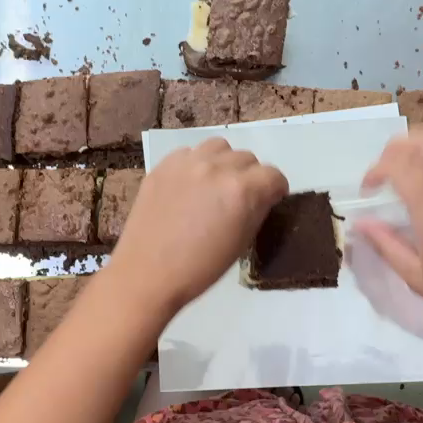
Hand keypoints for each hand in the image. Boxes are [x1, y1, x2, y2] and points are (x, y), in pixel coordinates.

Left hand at [106, 138, 288, 314]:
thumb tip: (261, 197)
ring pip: (219, 147)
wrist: (147, 274)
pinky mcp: (163, 166)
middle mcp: (217, 168)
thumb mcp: (241, 242)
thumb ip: (256, 211)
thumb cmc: (200, 269)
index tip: (269, 201)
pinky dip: (196, 164)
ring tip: (215, 185)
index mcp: (242, 191)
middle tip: (238, 199)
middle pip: (248, 159)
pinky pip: (189, 153)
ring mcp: (187, 163)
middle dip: (250, 177)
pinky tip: (189, 186)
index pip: (274, 176)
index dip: (274, 190)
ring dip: (224, 163)